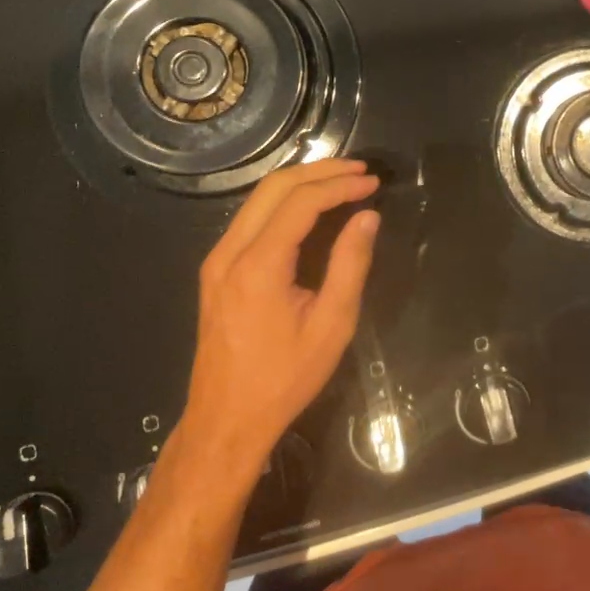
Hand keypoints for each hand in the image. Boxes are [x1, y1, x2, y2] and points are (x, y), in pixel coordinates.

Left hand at [180, 159, 380, 461]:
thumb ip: (350, 265)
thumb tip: (368, 217)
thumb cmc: (285, 378)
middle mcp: (229, 253)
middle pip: (274, 188)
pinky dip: (284, 203)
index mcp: (258, 266)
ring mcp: (217, 260)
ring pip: (258, 199)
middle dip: (320, 171)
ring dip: (301, 183)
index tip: (373, 183)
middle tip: (361, 171)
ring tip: (343, 182)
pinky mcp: (216, 271)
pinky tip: (311, 208)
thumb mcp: (331, 325)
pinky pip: (250, 219)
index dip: (339, 185)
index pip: (300, 202)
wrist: (227, 419)